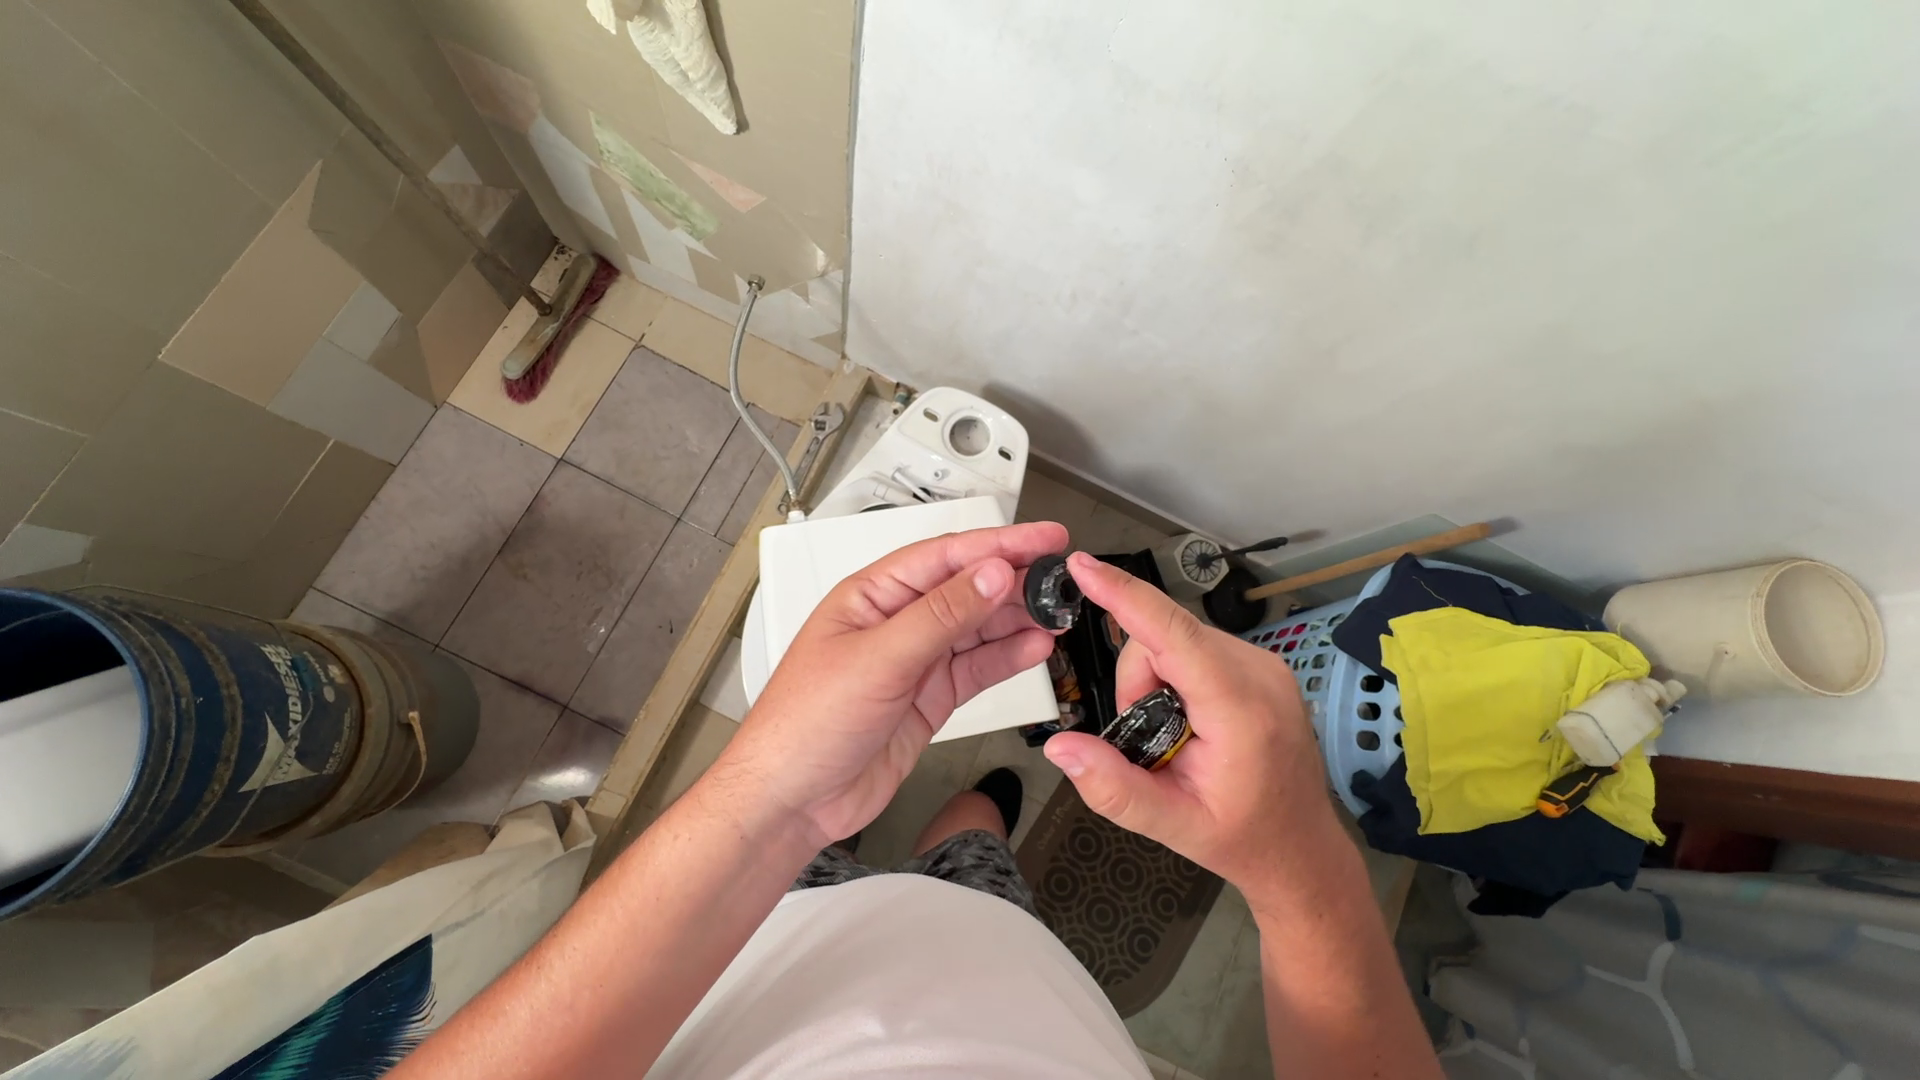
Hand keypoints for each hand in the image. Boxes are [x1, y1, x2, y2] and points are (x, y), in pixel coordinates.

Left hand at [712, 523, 1067, 848]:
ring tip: (1057, 612)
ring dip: (1018, 619)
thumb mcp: (878, 660)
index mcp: (873, 596)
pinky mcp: (929, 696)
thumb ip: (941, 616)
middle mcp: (897, 622)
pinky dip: (1007, 657)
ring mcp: (915, 661)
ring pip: (978, 629)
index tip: (1042, 539)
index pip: (946, 557)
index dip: (999, 544)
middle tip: (1060, 580)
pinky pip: (977, 668)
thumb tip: (990, 575)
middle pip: (967, 589)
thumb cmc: (804, 723)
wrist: (794, 799)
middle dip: (1015, 582)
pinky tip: (1034, 647)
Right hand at [1042, 553, 1341, 900]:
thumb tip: (1058, 746)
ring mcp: (1264, 663)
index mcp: (1240, 708)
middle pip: (1164, 638)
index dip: (1124, 596)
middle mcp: (1258, 671)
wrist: (1302, 849)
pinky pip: (1194, 645)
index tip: (1082, 565)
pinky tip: (1188, 722)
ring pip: (1176, 639)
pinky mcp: (1260, 663)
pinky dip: (1174, 675)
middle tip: (1148, 741)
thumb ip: (1114, 789)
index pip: (1173, 634)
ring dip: (1154, 680)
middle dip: (1136, 683)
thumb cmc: (1242, 839)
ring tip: (1172, 737)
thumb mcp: (1173, 825)